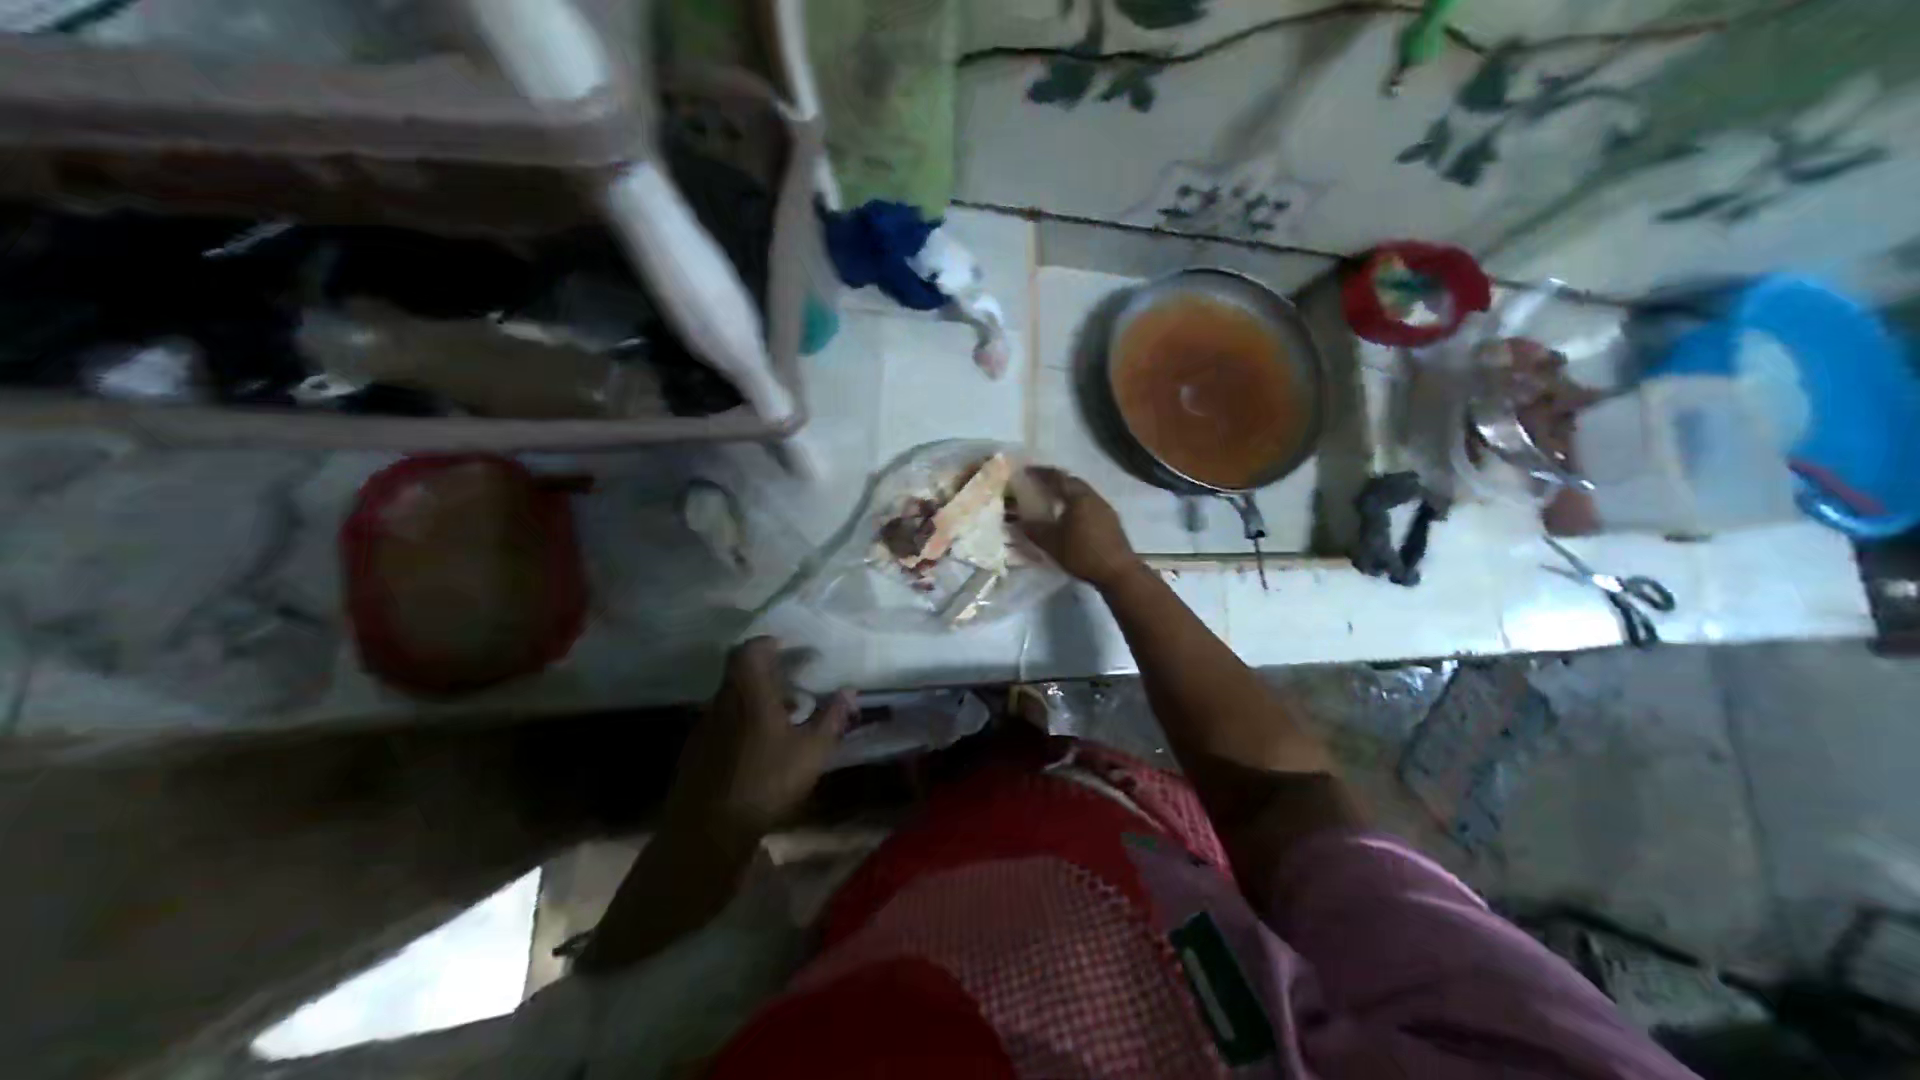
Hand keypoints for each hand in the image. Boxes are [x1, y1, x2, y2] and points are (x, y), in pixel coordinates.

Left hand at [665, 637, 850, 841]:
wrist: (708, 829)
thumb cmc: (766, 781)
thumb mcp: (812, 751)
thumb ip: (831, 718)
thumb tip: (850, 692)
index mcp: (750, 693)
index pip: (749, 650)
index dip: (766, 643)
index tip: (787, 648)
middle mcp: (722, 701)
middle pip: (739, 673)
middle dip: (766, 672)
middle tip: (792, 681)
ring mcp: (705, 726)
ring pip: (731, 699)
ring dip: (754, 699)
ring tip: (782, 715)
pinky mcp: (696, 751)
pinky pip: (722, 723)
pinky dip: (741, 722)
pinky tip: (759, 746)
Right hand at [1018, 467, 1144, 589]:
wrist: (1119, 572)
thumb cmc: (1083, 554)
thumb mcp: (1052, 544)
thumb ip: (1034, 530)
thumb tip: (1019, 522)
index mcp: (1078, 497)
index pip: (1057, 477)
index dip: (1040, 473)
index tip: (1027, 471)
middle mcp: (1093, 497)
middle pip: (1072, 481)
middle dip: (1055, 481)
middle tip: (1039, 485)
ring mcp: (1105, 508)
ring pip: (1083, 493)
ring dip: (1067, 493)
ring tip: (1054, 501)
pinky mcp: (1111, 520)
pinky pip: (1090, 504)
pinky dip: (1077, 504)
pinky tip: (1071, 517)